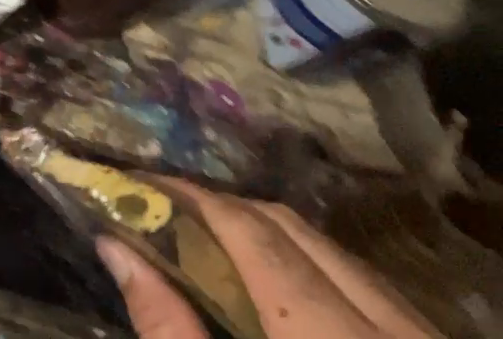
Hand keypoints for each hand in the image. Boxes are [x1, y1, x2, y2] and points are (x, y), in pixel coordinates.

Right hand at [99, 179, 441, 338]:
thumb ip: (169, 328)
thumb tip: (114, 246)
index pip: (251, 232)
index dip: (187, 197)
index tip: (131, 184)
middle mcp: (393, 330)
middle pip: (293, 229)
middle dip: (219, 209)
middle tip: (156, 208)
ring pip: (335, 254)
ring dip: (263, 237)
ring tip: (204, 242)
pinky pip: (369, 289)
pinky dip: (308, 270)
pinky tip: (269, 289)